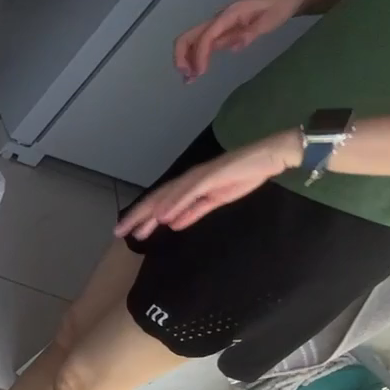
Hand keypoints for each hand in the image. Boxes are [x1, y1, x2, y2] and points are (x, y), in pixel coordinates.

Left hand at [115, 132, 298, 240]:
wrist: (271, 156)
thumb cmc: (243, 175)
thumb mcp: (213, 200)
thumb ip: (193, 211)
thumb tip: (173, 225)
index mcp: (186, 187)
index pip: (157, 203)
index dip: (138, 217)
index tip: (123, 231)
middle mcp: (187, 181)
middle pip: (155, 200)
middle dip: (136, 216)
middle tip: (118, 233)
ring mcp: (198, 177)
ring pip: (167, 196)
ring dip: (150, 213)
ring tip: (136, 229)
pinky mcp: (212, 175)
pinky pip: (190, 191)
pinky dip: (175, 203)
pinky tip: (163, 216)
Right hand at [173, 0, 306, 81]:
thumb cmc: (281, 6)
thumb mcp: (272, 19)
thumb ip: (252, 32)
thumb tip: (235, 47)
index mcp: (228, 16)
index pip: (204, 37)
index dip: (199, 56)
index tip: (201, 73)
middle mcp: (216, 20)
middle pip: (186, 39)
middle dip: (181, 59)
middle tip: (188, 76)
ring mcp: (215, 26)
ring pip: (188, 44)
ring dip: (184, 62)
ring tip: (190, 79)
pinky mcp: (217, 33)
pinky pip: (197, 46)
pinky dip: (192, 60)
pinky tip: (196, 72)